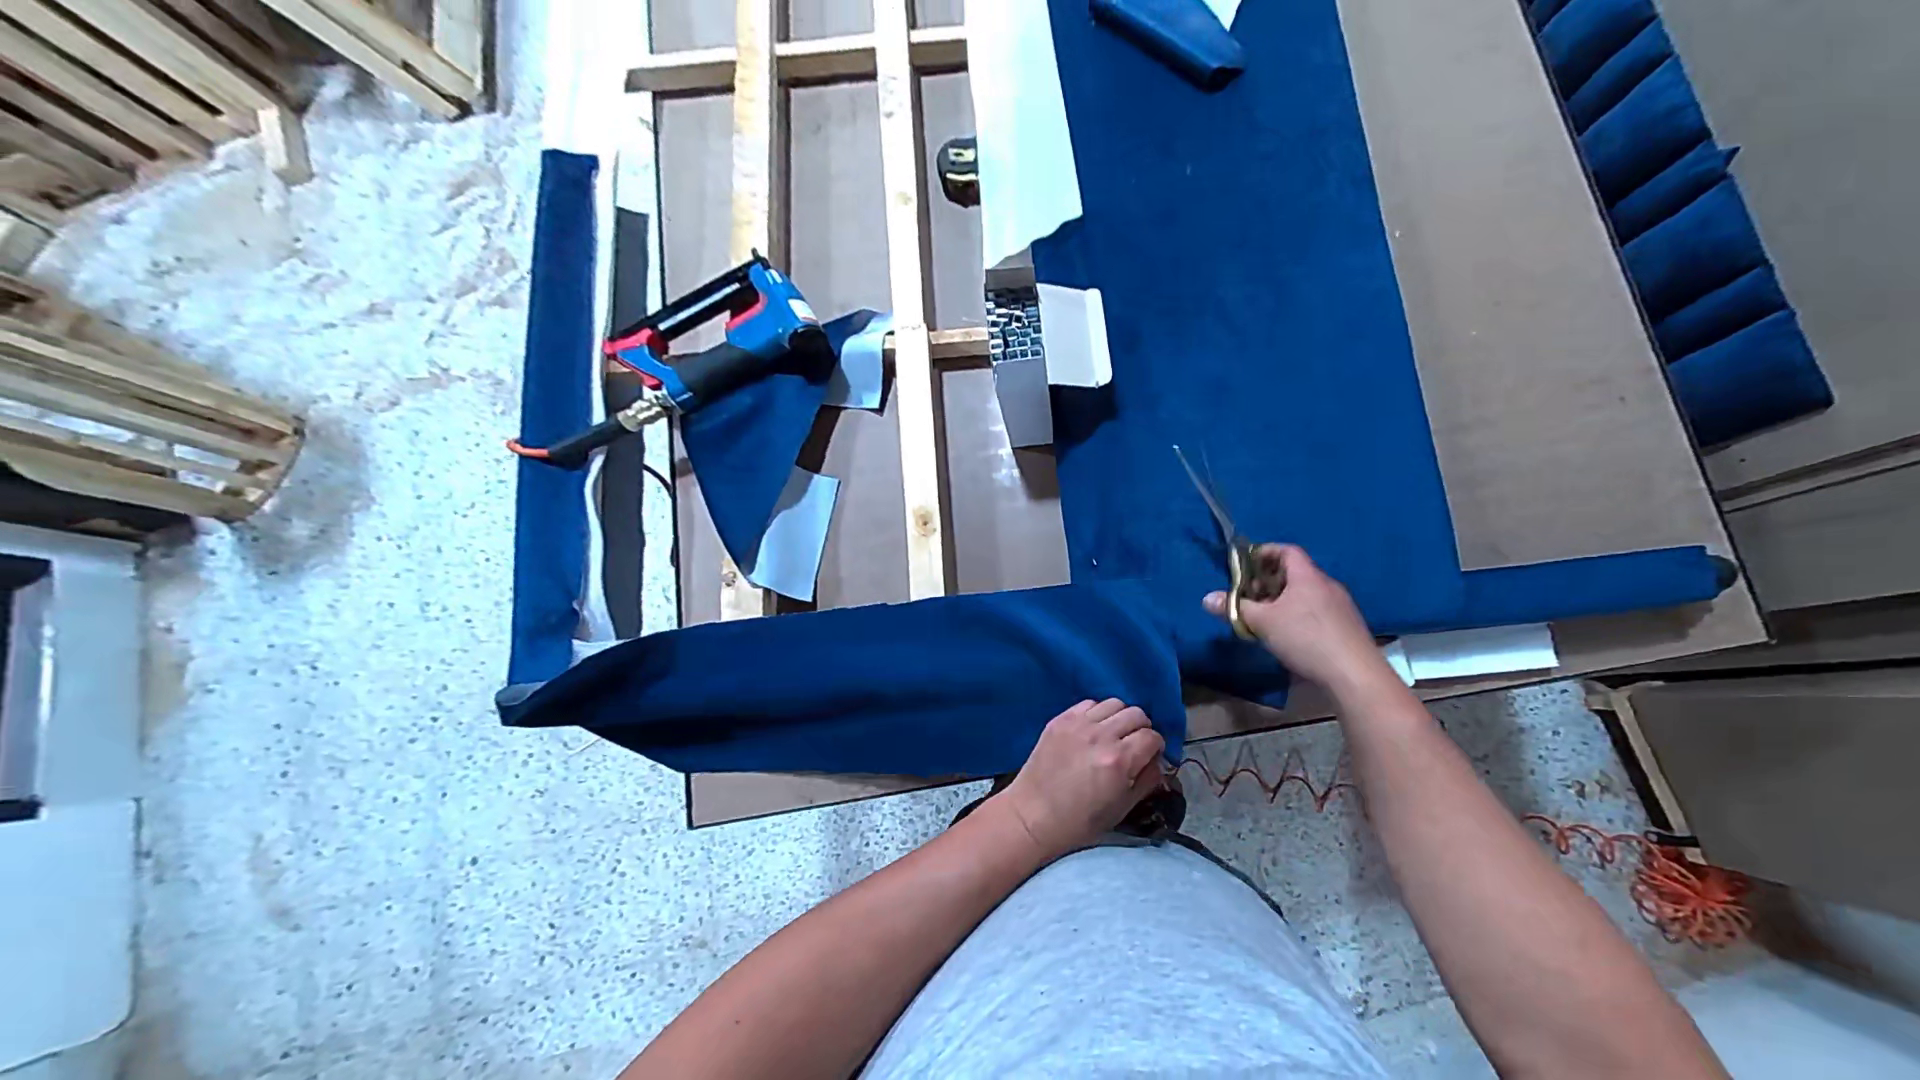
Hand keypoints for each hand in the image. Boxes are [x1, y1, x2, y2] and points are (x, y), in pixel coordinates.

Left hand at [993, 699, 1165, 861]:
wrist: (1034, 815)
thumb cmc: (1080, 821)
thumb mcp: (1123, 808)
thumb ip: (1147, 780)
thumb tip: (1157, 762)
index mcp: (1119, 760)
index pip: (1152, 736)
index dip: (1156, 747)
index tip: (1151, 756)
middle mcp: (1100, 736)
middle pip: (1136, 714)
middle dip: (1142, 729)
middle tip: (1134, 744)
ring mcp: (1078, 724)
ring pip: (1114, 703)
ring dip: (1120, 717)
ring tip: (1113, 735)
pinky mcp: (1060, 720)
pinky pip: (1088, 704)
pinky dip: (1097, 713)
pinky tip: (1092, 730)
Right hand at [1204, 544, 1393, 695]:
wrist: (1354, 674)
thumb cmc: (1305, 638)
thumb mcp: (1262, 622)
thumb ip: (1235, 608)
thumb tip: (1207, 599)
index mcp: (1308, 577)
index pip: (1287, 551)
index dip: (1264, 552)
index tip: (1245, 564)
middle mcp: (1327, 586)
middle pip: (1295, 573)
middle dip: (1268, 581)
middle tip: (1248, 595)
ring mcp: (1340, 607)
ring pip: (1305, 594)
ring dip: (1282, 600)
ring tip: (1264, 617)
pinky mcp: (1346, 627)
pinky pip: (1316, 611)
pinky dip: (1298, 615)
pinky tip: (1288, 635)